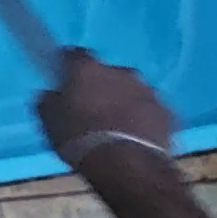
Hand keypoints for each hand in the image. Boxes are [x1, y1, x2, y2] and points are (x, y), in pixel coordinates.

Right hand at [35, 47, 174, 158]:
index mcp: (88, 69)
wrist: (126, 164)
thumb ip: (50, 99)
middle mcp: (121, 72)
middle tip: (88, 105)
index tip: (61, 76)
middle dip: (99, 85)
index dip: (67, 64)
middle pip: (107, 73)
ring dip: (121, 101)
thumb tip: (54, 93)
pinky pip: (149, 110)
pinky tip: (131, 135)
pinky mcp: (169, 113)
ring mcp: (149, 92)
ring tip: (112, 124)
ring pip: (130, 90)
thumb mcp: (47, 118)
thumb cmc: (78, 136)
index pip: (74, 54)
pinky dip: (140, 117)